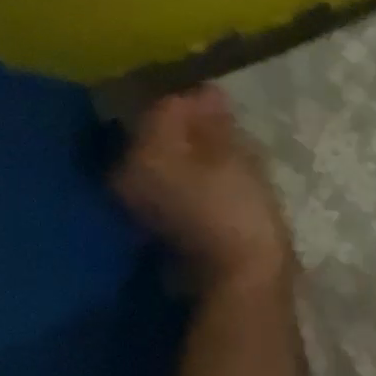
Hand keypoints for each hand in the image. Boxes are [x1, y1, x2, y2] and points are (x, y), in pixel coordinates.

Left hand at [113, 86, 291, 290]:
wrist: (245, 281)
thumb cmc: (240, 214)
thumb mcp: (233, 160)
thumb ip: (215, 124)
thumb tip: (207, 95)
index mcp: (144, 153)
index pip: (164, 109)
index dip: (197, 101)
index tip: (227, 102)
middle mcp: (130, 174)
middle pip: (160, 137)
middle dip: (190, 128)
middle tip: (226, 126)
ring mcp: (144, 204)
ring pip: (167, 162)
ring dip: (193, 154)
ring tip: (226, 153)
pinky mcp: (164, 225)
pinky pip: (175, 185)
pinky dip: (194, 178)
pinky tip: (219, 181)